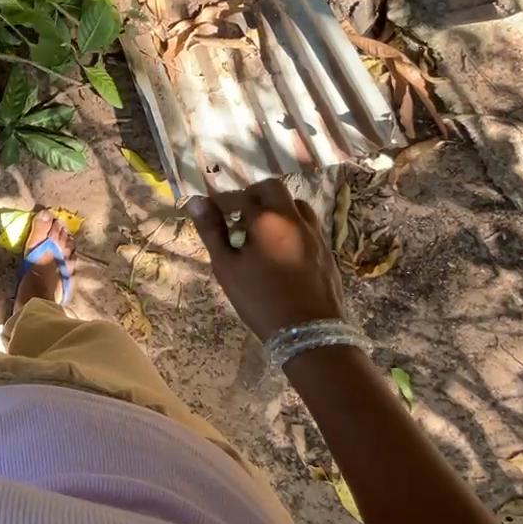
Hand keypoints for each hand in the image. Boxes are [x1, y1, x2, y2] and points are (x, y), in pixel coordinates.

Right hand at [189, 180, 344, 339]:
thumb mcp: (226, 266)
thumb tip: (195, 201)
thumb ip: (211, 230)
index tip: (210, 211)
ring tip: (261, 227)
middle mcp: (294, 220)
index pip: (239, 196)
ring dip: (276, 207)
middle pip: (274, 189)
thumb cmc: (259, 299)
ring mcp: (315, 235)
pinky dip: (291, 225)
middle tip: (237, 212)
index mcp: (267, 220)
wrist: (310, 334)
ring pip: (296, 205)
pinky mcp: (327, 252)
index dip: (221, 201)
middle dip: (252, 194)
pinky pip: (308, 226)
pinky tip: (280, 246)